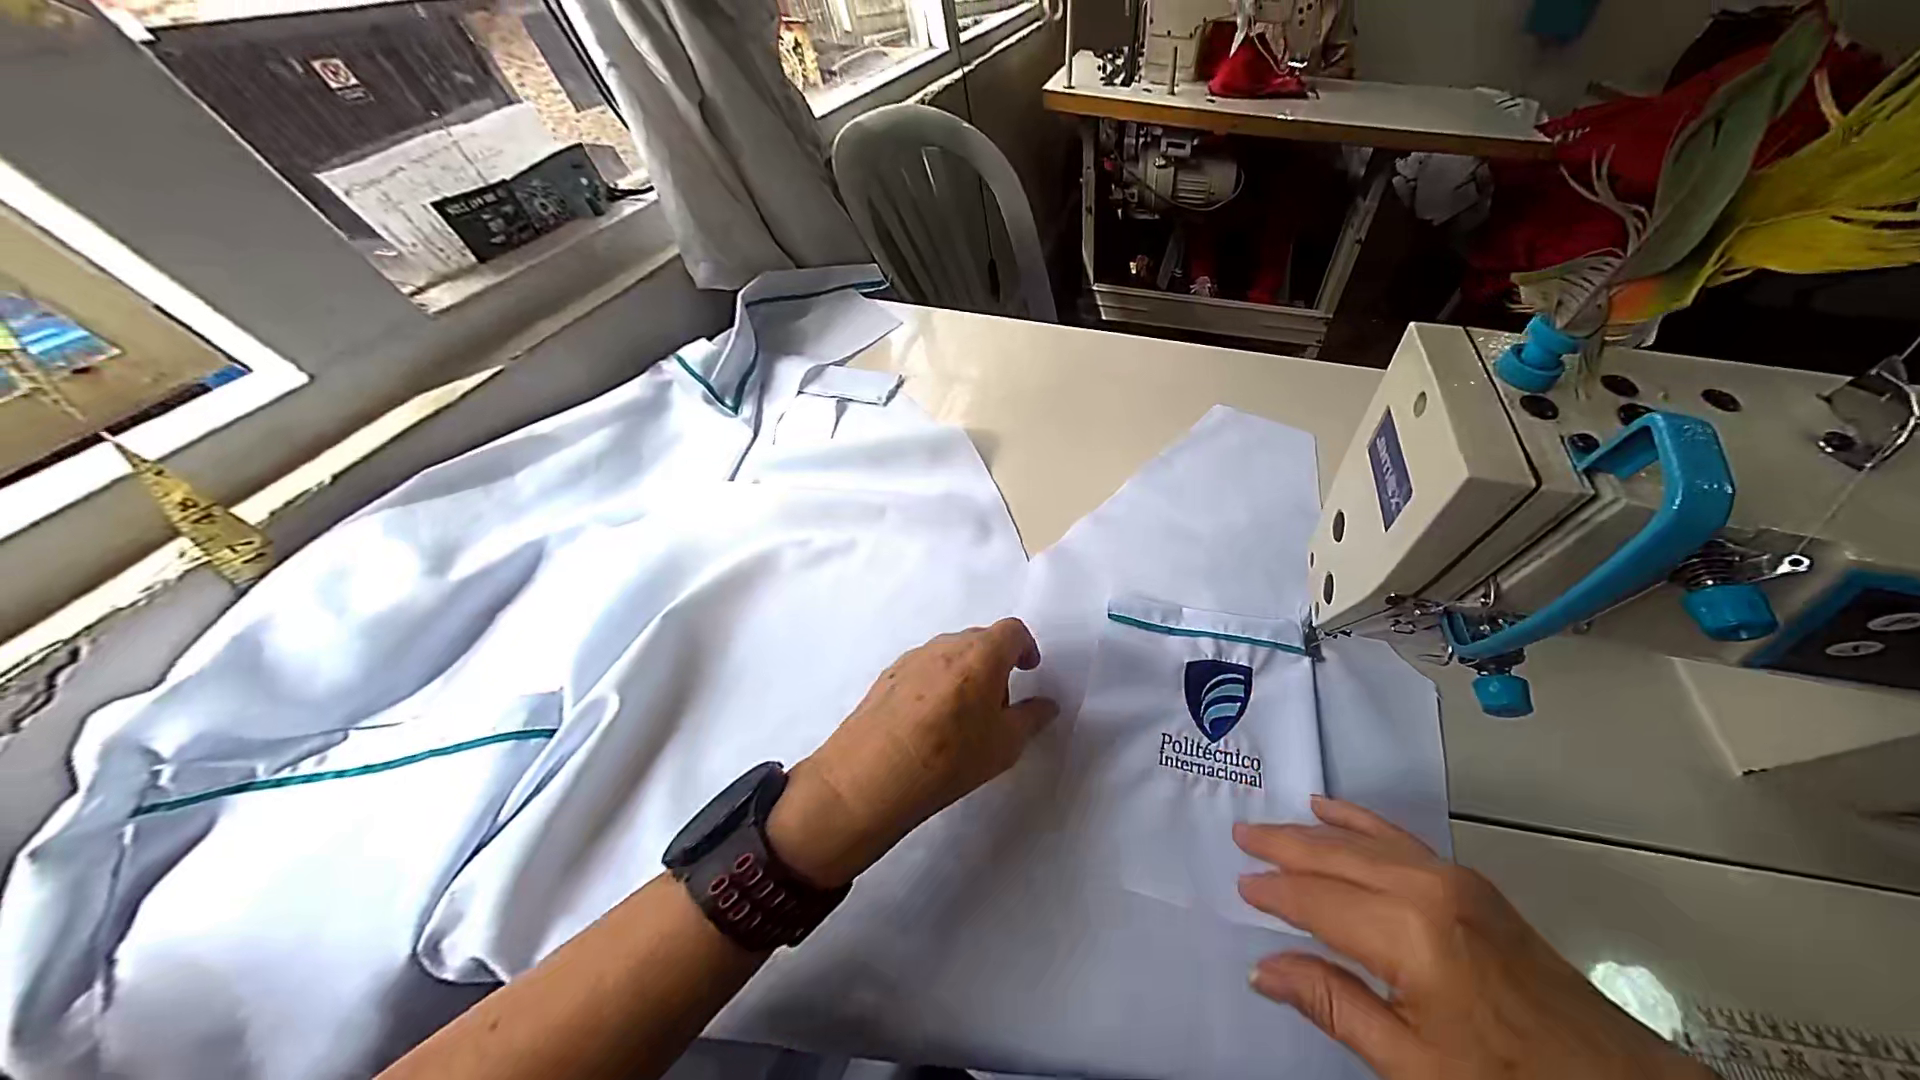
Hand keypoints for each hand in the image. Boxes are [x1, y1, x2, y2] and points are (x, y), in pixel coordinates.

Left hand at [767, 619, 1057, 888]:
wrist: (872, 775)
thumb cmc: (949, 758)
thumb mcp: (1004, 745)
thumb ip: (1031, 719)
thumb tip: (1046, 706)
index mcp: (980, 654)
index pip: (1011, 631)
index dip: (1024, 647)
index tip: (1028, 670)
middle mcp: (945, 646)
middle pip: (979, 640)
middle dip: (995, 664)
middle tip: (998, 704)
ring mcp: (912, 659)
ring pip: (949, 654)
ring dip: (964, 673)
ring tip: (962, 719)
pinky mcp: (886, 676)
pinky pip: (923, 669)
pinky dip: (936, 683)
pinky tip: (929, 723)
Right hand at [1234, 797, 1714, 1079]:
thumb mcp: (1414, 1066)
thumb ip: (1333, 1004)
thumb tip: (1262, 968)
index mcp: (1408, 934)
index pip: (1316, 900)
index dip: (1274, 893)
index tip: (1240, 887)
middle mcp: (1426, 889)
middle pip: (1335, 856)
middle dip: (1283, 847)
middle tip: (1240, 835)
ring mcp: (1453, 879)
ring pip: (1362, 840)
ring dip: (1312, 832)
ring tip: (1270, 827)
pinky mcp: (1472, 883)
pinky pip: (1399, 838)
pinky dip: (1359, 821)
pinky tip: (1333, 810)